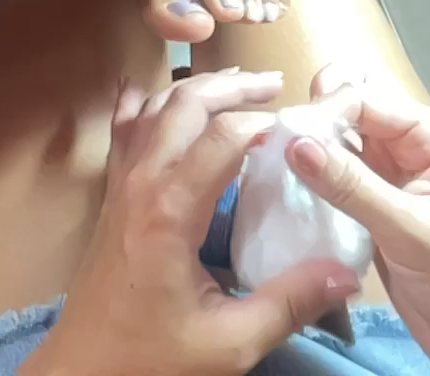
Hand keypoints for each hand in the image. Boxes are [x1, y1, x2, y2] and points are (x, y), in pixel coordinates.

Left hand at [27, 70, 360, 375]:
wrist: (84, 368)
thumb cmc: (153, 356)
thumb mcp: (229, 342)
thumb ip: (288, 303)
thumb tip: (345, 274)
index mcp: (171, 207)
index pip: (223, 137)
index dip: (260, 120)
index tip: (293, 123)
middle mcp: (142, 178)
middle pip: (185, 103)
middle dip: (231, 87)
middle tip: (272, 83)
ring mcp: (121, 179)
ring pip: (154, 106)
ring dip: (194, 87)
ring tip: (233, 83)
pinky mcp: (111, 190)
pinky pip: (122, 129)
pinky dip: (138, 102)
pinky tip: (146, 89)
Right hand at [284, 65, 429, 375]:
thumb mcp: (410, 230)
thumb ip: (351, 184)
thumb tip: (296, 143)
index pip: (369, 102)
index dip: (327, 110)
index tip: (290, 131)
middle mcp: (413, 148)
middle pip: (350, 116)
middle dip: (313, 124)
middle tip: (274, 139)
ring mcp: (392, 177)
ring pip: (339, 146)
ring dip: (308, 151)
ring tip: (270, 157)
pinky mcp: (374, 207)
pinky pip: (336, 181)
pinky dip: (312, 181)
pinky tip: (284, 182)